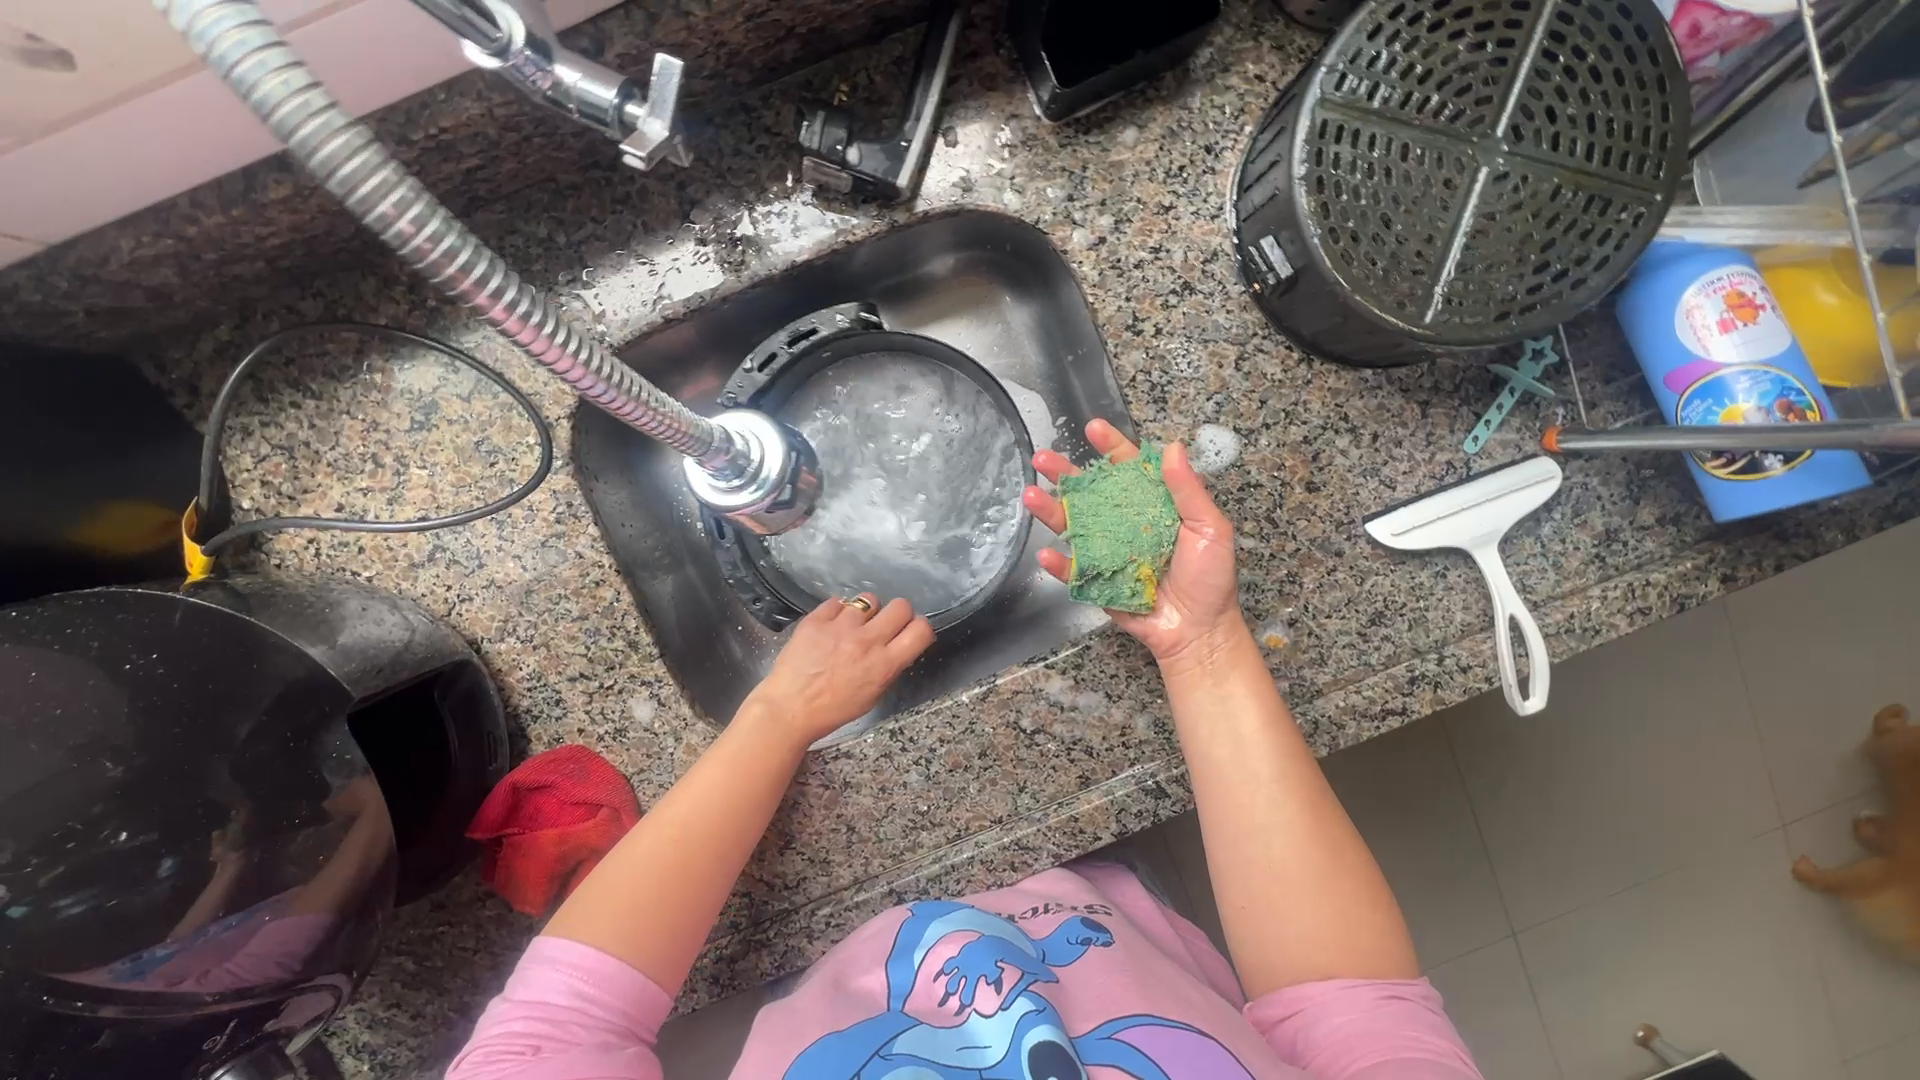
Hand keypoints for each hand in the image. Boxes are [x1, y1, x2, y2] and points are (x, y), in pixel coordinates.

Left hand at [742, 594, 935, 747]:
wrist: (789, 709)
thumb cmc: (832, 710)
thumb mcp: (872, 696)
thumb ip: (888, 668)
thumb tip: (896, 647)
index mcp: (885, 664)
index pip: (920, 630)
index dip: (919, 628)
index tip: (910, 632)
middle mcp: (867, 641)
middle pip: (901, 606)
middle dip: (898, 613)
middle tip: (884, 625)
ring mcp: (841, 627)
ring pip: (869, 599)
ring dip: (866, 611)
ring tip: (853, 625)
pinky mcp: (817, 620)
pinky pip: (837, 602)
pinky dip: (837, 612)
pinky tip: (831, 627)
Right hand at [1023, 419, 1246, 670]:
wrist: (1198, 630)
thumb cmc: (1209, 578)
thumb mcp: (1209, 528)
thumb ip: (1188, 490)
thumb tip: (1172, 447)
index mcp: (1153, 505)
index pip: (1128, 469)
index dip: (1111, 448)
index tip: (1093, 429)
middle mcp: (1125, 523)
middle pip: (1091, 492)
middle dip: (1065, 473)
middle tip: (1043, 458)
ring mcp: (1108, 552)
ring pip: (1074, 525)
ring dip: (1051, 511)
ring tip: (1030, 495)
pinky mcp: (1097, 582)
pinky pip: (1073, 571)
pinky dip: (1059, 564)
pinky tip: (1047, 553)